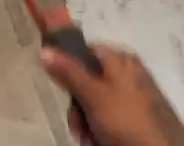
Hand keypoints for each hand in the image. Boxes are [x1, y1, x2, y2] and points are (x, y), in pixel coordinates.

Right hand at [39, 42, 183, 145]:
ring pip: (96, 104)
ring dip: (87, 123)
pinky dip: (102, 132)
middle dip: (78, 107)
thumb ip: (68, 71)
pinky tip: (100, 143)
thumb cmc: (127, 120)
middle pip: (87, 81)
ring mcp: (134, 98)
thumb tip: (44, 48)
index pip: (84, 51)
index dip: (69, 68)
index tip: (61, 89)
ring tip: (90, 140)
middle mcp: (128, 74)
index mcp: (120, 59)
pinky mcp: (139, 121)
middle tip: (79, 126)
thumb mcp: (93, 95)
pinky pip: (110, 120)